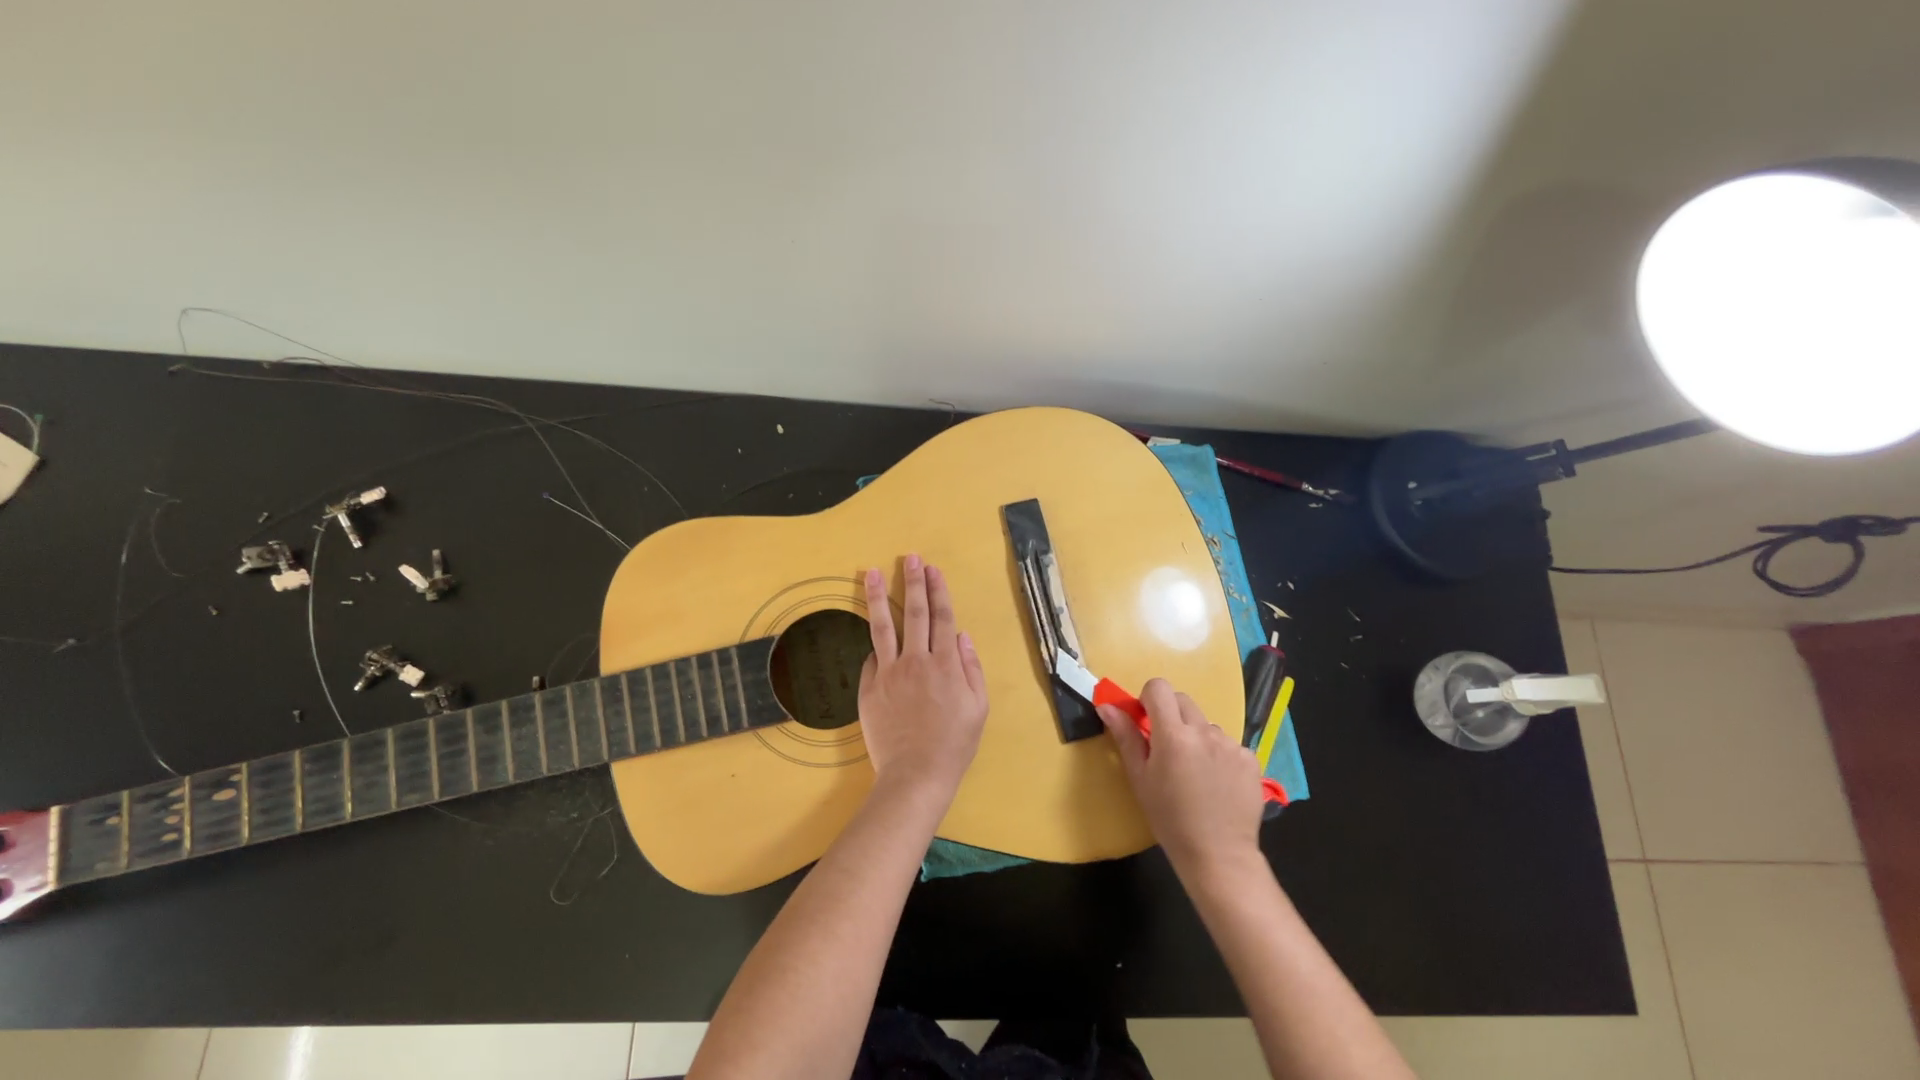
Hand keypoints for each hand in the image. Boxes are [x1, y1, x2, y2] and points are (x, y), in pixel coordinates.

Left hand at [858, 554, 988, 803]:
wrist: (916, 773)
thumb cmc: (954, 744)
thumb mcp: (977, 707)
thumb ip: (971, 669)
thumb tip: (963, 637)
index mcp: (947, 664)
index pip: (942, 617)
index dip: (938, 590)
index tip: (933, 570)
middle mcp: (917, 661)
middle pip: (914, 613)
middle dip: (913, 582)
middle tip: (910, 558)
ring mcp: (889, 673)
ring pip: (882, 626)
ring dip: (877, 596)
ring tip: (870, 573)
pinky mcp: (870, 688)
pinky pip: (872, 659)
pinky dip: (875, 645)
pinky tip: (872, 632)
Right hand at [1100, 679, 1263, 880]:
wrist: (1217, 853)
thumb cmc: (1169, 818)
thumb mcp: (1139, 778)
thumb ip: (1125, 737)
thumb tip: (1106, 706)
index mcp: (1173, 735)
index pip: (1159, 687)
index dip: (1148, 699)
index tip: (1145, 721)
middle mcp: (1205, 731)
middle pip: (1183, 700)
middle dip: (1170, 714)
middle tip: (1166, 748)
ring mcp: (1232, 744)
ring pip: (1206, 724)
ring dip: (1196, 737)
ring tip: (1194, 772)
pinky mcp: (1250, 758)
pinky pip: (1228, 744)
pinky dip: (1218, 754)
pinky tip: (1216, 782)